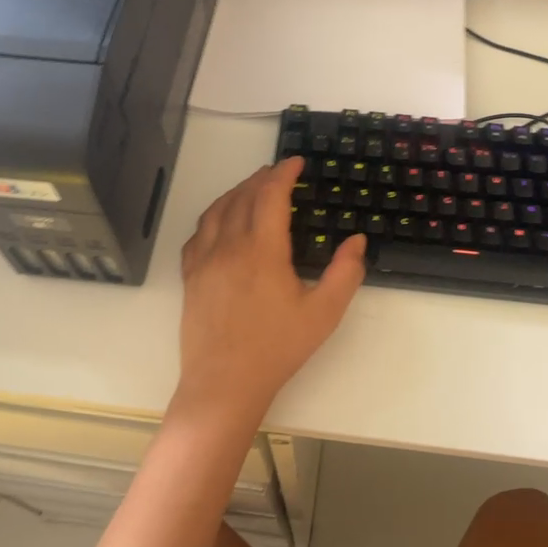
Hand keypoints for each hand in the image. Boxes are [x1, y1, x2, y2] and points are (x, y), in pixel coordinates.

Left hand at [175, 156, 366, 427]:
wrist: (224, 384)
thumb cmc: (277, 350)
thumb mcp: (323, 314)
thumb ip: (345, 273)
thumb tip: (356, 240)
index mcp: (262, 251)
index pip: (270, 195)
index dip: (284, 172)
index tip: (296, 162)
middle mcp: (228, 247)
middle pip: (242, 196)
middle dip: (262, 178)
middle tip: (280, 172)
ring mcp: (204, 261)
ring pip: (217, 210)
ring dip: (237, 192)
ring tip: (253, 188)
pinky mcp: (190, 277)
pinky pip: (198, 233)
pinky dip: (214, 216)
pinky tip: (222, 222)